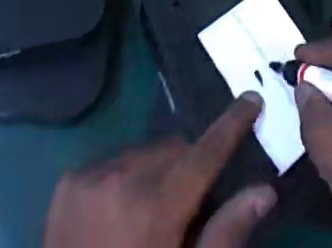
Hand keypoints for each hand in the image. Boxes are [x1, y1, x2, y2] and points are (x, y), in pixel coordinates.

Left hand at [43, 93, 276, 247]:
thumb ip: (225, 235)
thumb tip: (263, 191)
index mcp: (157, 207)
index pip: (204, 153)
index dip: (232, 124)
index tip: (252, 98)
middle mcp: (122, 178)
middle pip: (173, 150)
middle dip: (191, 166)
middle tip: (196, 204)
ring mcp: (90, 176)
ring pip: (142, 154)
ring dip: (158, 172)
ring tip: (155, 214)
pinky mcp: (68, 181)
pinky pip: (110, 164)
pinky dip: (125, 179)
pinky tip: (123, 215)